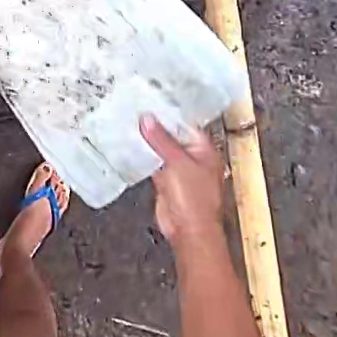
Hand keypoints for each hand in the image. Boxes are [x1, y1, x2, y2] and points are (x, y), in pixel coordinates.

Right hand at [141, 114, 226, 247]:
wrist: (189, 231)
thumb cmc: (197, 202)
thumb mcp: (178, 162)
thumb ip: (161, 139)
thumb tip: (149, 120)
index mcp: (204, 150)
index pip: (185, 125)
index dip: (168, 115)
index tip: (151, 105)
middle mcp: (193, 159)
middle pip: (172, 138)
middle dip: (156, 129)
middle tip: (138, 113)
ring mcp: (179, 171)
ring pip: (161, 151)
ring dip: (148, 143)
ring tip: (132, 126)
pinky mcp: (166, 182)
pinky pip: (153, 165)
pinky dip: (144, 158)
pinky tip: (132, 148)